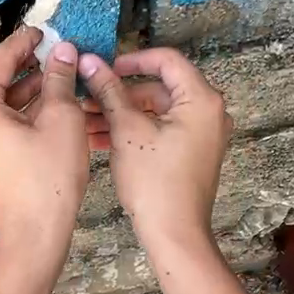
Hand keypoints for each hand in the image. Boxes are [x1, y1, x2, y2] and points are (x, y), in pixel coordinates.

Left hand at [0, 27, 88, 258]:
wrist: (35, 234)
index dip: (25, 43)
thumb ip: (59, 79)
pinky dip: (24, 113)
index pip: (0, 60)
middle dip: (27, 66)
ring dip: (29, 90)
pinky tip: (52, 107)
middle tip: (54, 53)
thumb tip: (63, 52)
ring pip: (0, 103)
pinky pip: (0, 124)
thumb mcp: (60, 119)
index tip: (44, 32)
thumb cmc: (48, 179)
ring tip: (60, 79)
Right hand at [77, 48, 230, 254]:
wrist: (174, 233)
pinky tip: (99, 139)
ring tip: (84, 122)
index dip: (131, 60)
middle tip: (85, 98)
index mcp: (202, 99)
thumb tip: (91, 62)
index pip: (166, 60)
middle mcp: (209, 112)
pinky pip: (160, 130)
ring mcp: (202, 134)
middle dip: (118, 93)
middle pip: (157, 88)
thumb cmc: (156, 183)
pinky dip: (133, 131)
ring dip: (120, 114)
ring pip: (155, 111)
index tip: (103, 67)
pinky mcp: (191, 152)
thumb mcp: (127, 130)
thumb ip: (109, 91)